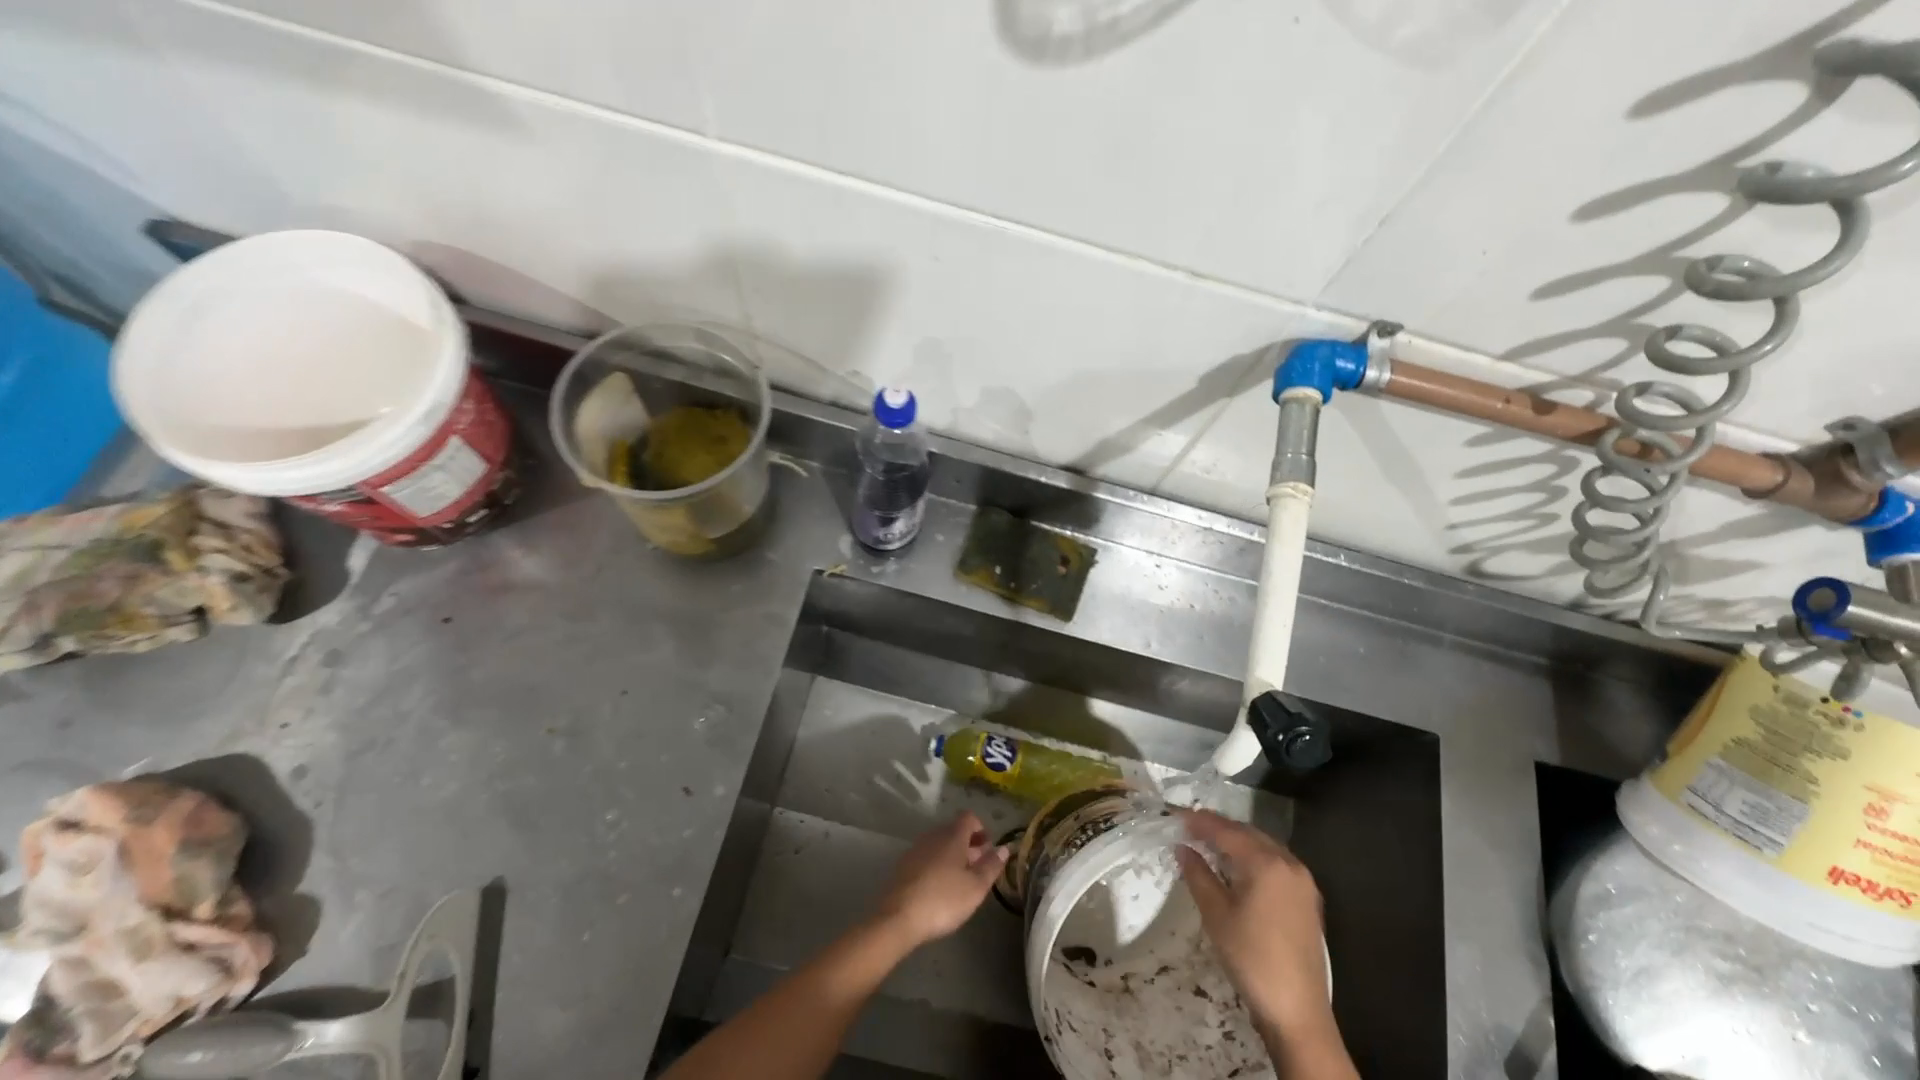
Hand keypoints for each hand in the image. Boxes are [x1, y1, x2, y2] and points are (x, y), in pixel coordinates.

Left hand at [871, 812, 1009, 948]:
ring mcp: (915, 850)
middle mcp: (932, 836)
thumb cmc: (944, 899)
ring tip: (961, 880)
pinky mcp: (903, 866)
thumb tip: (1004, 848)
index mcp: (952, 836)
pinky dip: (937, 865)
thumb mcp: (976, 886)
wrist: (898, 917)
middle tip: (979, 867)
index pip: (968, 818)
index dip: (981, 829)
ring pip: (939, 844)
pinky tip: (940, 888)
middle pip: (953, 830)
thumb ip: (991, 866)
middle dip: (969, 844)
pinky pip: (926, 857)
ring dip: (953, 855)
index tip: (989, 849)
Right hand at [1176, 809, 1331, 1033]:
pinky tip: (1240, 869)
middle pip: (1249, 834)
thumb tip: (1183, 848)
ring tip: (1211, 844)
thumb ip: (1198, 875)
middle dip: (1220, 828)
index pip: (1227, 832)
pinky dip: (1256, 858)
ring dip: (1239, 842)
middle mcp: (1289, 864)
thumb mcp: (1216, 915)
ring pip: (1266, 848)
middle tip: (1191, 828)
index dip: (1200, 822)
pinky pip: (1278, 865)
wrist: (1296, 1007)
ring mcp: (1304, 882)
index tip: (1176, 817)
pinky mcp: (1308, 900)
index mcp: (1266, 864)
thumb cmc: (1250, 958)